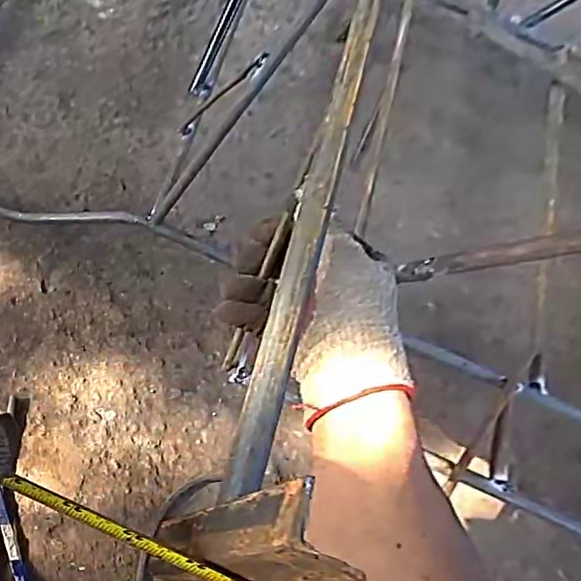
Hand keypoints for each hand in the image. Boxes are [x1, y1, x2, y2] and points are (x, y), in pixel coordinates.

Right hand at [216, 221, 411, 413]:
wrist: (345, 371)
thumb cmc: (352, 312)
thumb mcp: (346, 257)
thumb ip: (323, 230)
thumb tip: (303, 209)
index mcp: (341, 259)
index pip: (299, 235)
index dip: (275, 234)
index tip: (260, 240)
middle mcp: (317, 280)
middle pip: (270, 260)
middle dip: (252, 262)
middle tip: (247, 272)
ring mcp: (294, 309)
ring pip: (252, 287)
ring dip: (238, 288)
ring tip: (234, 297)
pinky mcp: (274, 333)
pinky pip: (246, 315)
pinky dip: (234, 312)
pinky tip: (228, 312)